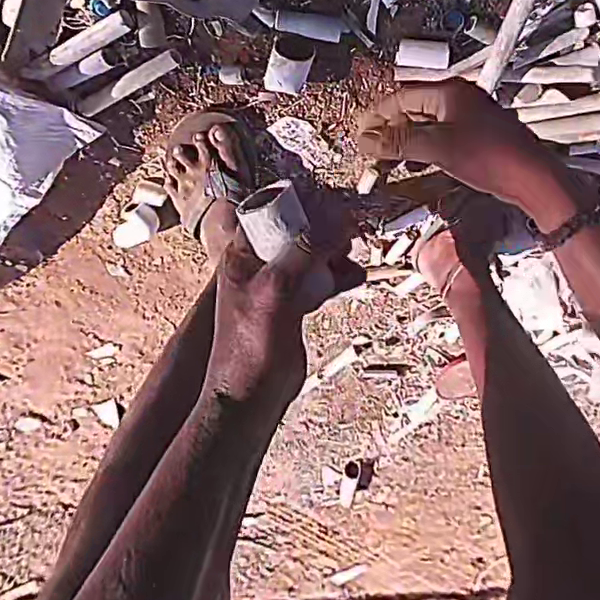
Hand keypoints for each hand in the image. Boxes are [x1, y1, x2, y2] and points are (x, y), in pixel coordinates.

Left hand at [204, 193, 363, 406]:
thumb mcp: (276, 288)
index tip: (335, 202)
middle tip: (351, 229)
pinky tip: (355, 276)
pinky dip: (340, 273)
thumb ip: (305, 250)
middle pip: (301, 228)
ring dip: (338, 249)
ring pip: (316, 250)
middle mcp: (261, 261)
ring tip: (353, 254)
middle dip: (328, 226)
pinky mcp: (296, 300)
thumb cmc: (249, 346)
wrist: (252, 397)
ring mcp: (280, 281)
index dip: (306, 203)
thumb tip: (337, 219)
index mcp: (244, 252)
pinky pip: (323, 275)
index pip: (275, 210)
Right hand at [355, 82, 590, 232]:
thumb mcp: (437, 148)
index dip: (377, 117)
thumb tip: (368, 140)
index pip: (400, 97)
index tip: (361, 135)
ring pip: (425, 124)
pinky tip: (414, 162)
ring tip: (387, 159)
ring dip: (404, 141)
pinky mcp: (475, 136)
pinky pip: (439, 136)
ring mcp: (468, 117)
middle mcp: (458, 99)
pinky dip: (423, 148)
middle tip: (371, 150)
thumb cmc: (492, 157)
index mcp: (449, 92)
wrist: (531, 178)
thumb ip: (398, 142)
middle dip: (389, 130)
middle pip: (411, 109)